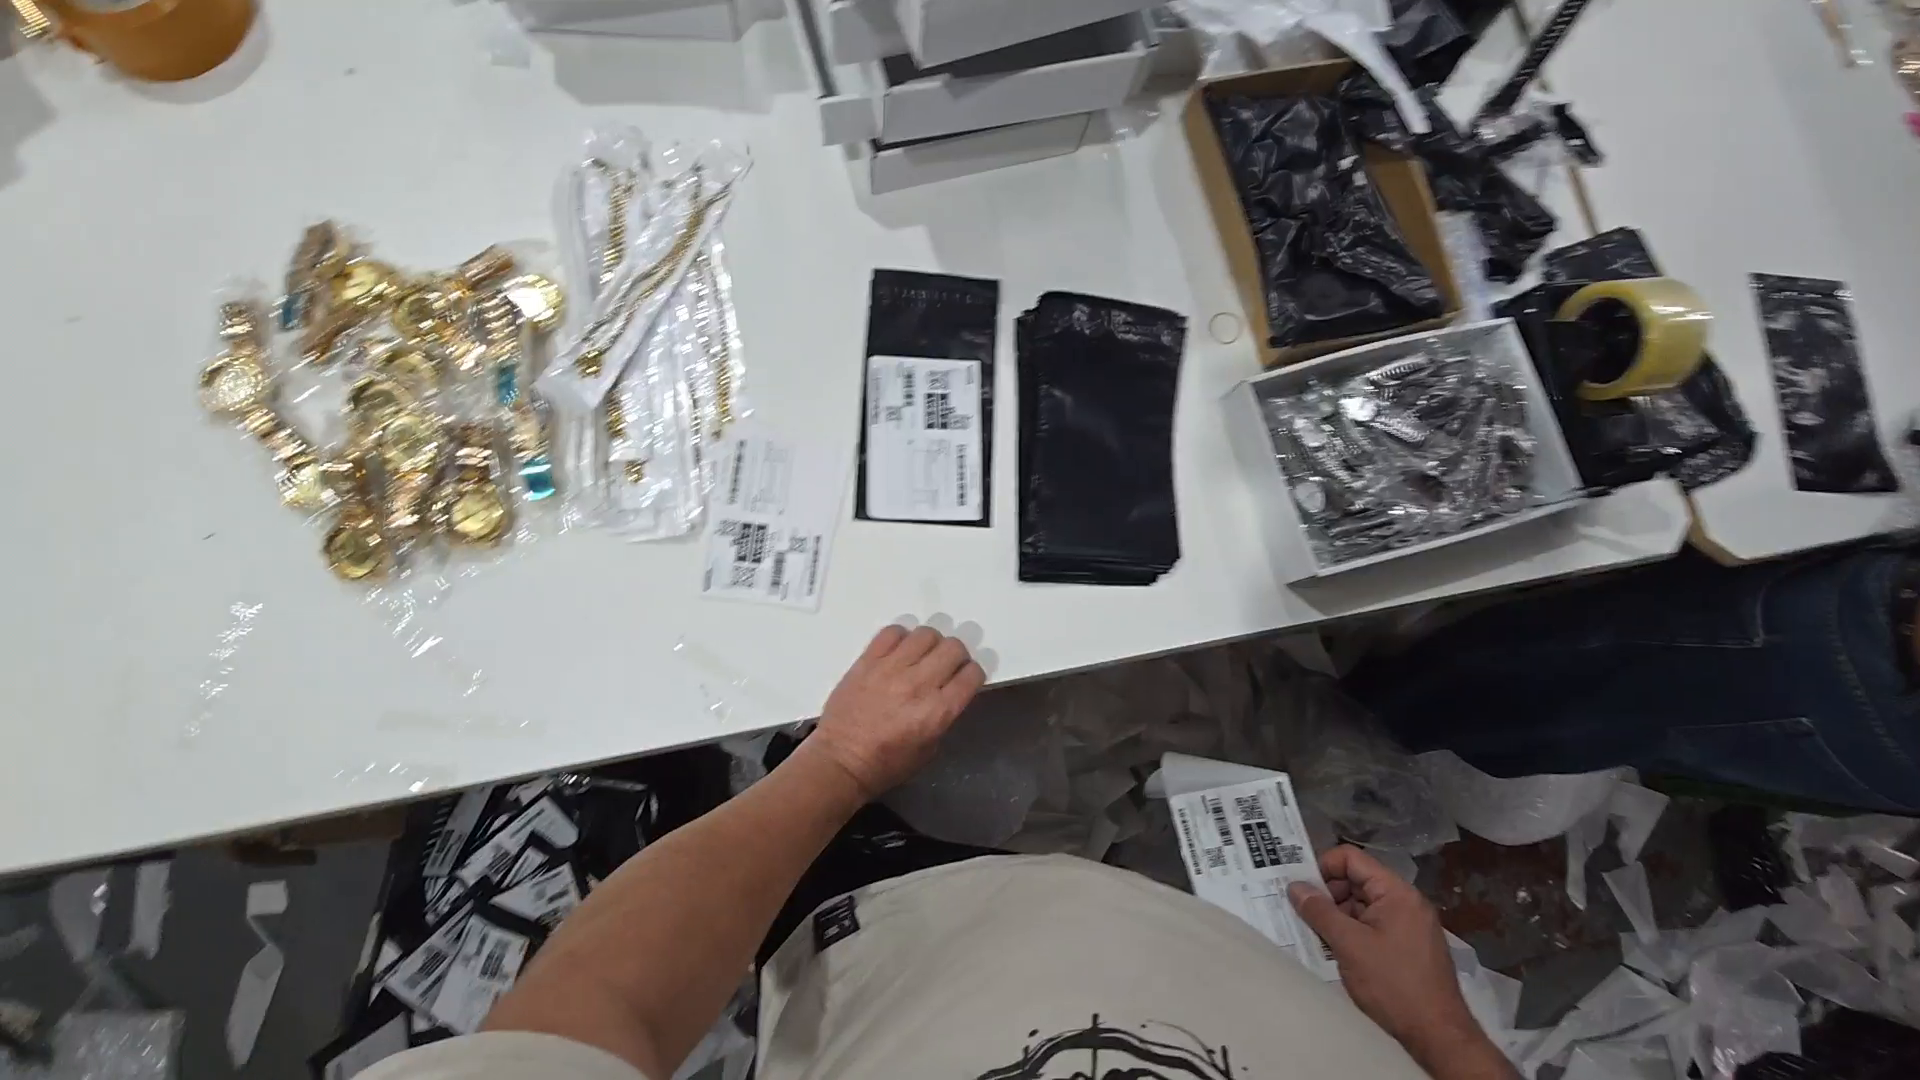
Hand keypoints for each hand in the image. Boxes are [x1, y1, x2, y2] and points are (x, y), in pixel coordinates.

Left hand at [807, 625, 985, 798]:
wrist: (841, 761)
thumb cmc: (887, 764)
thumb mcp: (929, 748)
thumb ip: (944, 715)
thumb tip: (948, 690)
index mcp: (938, 711)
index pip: (972, 674)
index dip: (973, 674)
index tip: (965, 678)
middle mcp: (919, 684)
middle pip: (954, 648)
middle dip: (957, 655)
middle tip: (946, 665)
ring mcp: (891, 668)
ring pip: (926, 634)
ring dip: (930, 643)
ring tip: (921, 656)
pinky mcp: (867, 660)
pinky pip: (892, 632)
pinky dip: (901, 637)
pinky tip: (898, 651)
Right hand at [1288, 847, 1502, 1074]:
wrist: (1439, 1036)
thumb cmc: (1393, 984)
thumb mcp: (1349, 945)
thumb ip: (1319, 911)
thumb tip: (1294, 886)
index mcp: (1396, 893)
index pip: (1351, 858)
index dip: (1323, 867)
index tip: (1302, 889)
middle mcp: (1406, 902)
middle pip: (1356, 880)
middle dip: (1328, 895)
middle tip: (1304, 915)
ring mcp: (1410, 925)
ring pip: (1362, 906)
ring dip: (1338, 917)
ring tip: (1318, 936)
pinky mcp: (1409, 946)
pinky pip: (1373, 926)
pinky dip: (1353, 933)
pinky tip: (1338, 952)